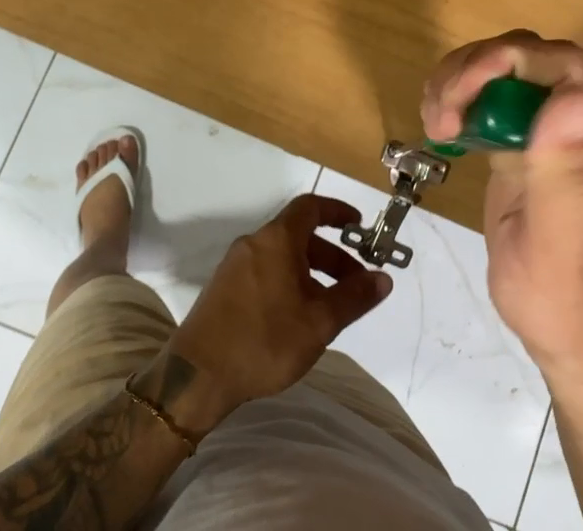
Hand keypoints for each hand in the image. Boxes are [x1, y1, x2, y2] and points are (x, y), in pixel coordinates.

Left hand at [159, 194, 393, 428]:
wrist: (199, 374)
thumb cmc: (265, 341)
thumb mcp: (320, 322)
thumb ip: (354, 297)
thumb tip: (383, 278)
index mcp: (276, 240)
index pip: (310, 207)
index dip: (337, 212)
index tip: (359, 227)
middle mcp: (253, 244)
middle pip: (299, 235)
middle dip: (333, 256)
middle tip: (357, 285)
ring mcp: (234, 266)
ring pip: (283, 257)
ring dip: (312, 273)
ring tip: (333, 307)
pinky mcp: (224, 288)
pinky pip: (266, 272)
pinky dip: (290, 282)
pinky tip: (300, 318)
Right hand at [423, 31, 582, 384]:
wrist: (571, 339)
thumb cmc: (571, 305)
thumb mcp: (565, 250)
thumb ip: (568, 177)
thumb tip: (574, 98)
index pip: (567, 69)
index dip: (509, 64)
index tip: (459, 102)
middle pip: (532, 58)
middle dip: (477, 71)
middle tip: (440, 118)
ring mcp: (554, 136)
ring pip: (507, 70)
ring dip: (461, 80)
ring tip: (436, 124)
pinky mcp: (524, 148)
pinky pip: (491, 100)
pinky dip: (458, 99)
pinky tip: (441, 130)